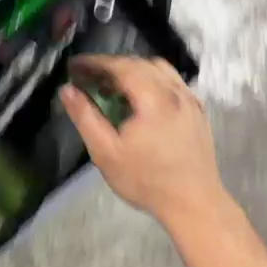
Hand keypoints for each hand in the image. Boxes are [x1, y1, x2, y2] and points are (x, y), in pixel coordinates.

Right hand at [59, 55, 224, 228]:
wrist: (193, 203)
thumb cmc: (146, 180)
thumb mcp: (106, 152)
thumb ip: (85, 117)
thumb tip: (67, 90)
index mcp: (153, 98)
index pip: (121, 66)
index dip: (95, 62)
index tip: (74, 66)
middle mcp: (175, 92)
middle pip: (141, 64)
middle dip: (112, 65)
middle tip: (89, 77)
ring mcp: (190, 101)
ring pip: (160, 70)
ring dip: (134, 71)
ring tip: (114, 87)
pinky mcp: (198, 112)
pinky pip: (173, 83)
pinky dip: (152, 81)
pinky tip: (142, 100)